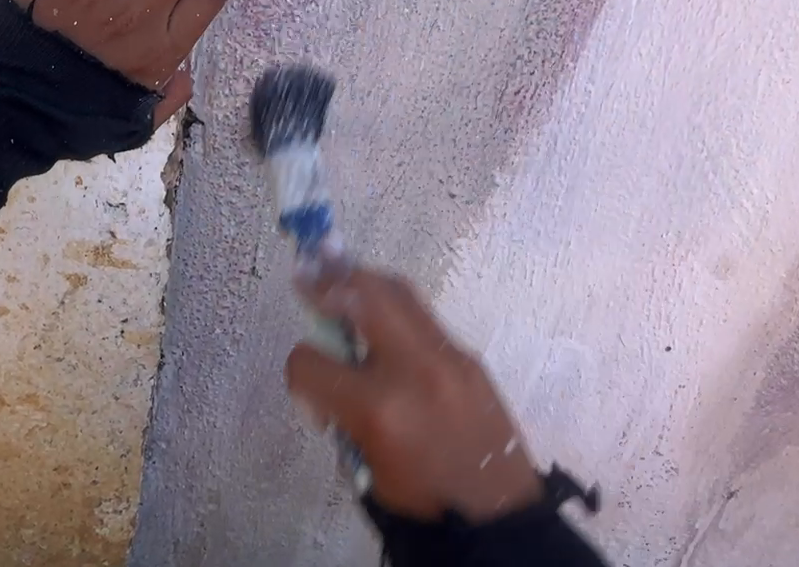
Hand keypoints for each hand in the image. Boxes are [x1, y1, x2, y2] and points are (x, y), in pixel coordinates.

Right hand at [285, 267, 544, 522]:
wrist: (500, 522)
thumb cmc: (423, 505)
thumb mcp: (367, 468)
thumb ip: (343, 410)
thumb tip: (331, 368)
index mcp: (379, 408)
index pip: (311, 362)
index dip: (298, 370)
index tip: (306, 380)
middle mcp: (414, 369)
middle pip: (361, 292)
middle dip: (328, 281)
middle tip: (310, 277)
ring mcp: (449, 356)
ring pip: (397, 290)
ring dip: (364, 284)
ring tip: (345, 286)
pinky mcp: (470, 357)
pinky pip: (425, 318)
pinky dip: (397, 313)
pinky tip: (386, 328)